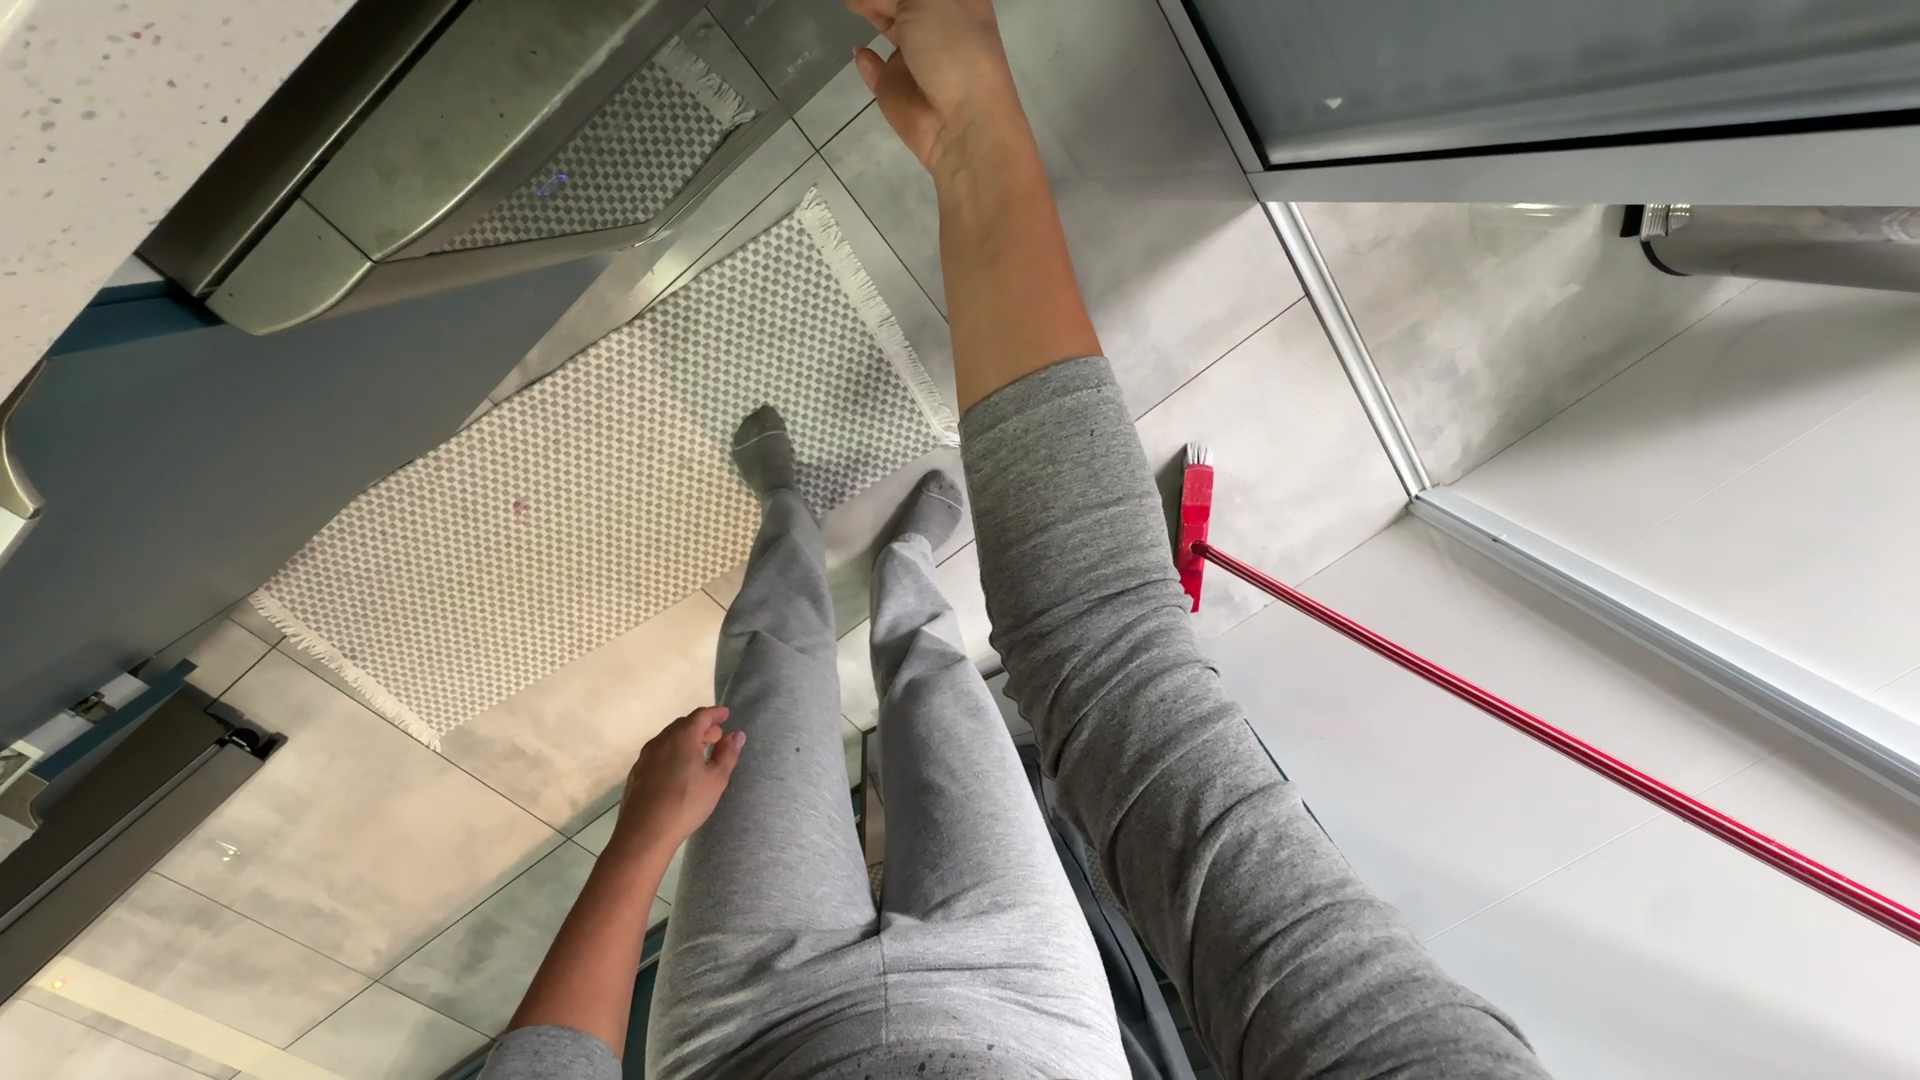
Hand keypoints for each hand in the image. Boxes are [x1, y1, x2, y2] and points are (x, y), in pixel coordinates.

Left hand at [607, 706, 744, 856]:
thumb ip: (728, 754)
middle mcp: (661, 741)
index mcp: (682, 737)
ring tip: (698, 752)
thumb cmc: (686, 803)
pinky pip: (658, 753)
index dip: (715, 713)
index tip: (726, 714)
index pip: (701, 716)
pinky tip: (677, 769)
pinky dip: (671, 752)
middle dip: (701, 727)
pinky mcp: (636, 773)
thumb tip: (736, 735)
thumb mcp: (716, 779)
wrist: (644, 833)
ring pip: (668, 739)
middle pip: (683, 725)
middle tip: (716, 736)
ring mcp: (645, 757)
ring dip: (685, 740)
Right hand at [847, 0, 1024, 177]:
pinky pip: (875, 71)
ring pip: (887, 26)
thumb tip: (861, 0)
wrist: (962, 121)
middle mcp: (935, 25)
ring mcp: (914, 59)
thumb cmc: (953, 46)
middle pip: (900, 0)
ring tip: (853, 2)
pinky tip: (860, 52)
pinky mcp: (895, 90)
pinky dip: (866, 61)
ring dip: (871, 11)